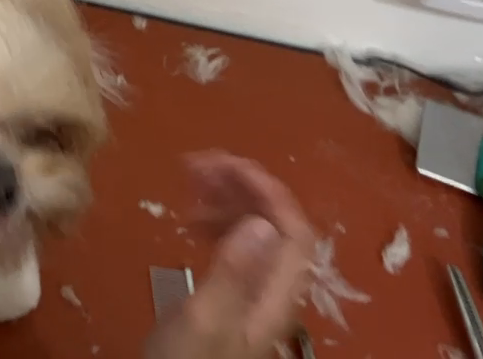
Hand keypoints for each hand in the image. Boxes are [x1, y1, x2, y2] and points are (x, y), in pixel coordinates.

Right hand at [144, 152, 316, 358]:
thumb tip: (260, 222)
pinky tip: (191, 220)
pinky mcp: (231, 297)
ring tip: (189, 182)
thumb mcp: (204, 319)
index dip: (266, 191)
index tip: (223, 162)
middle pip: (275, 227)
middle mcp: (271, 293)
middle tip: (195, 164)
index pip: (292, 232)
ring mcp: (252, 295)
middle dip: (241, 187)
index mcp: (274, 298)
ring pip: (255, 233)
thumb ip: (233, 273)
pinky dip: (216, 221)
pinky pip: (235, 246)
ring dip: (226, 199)